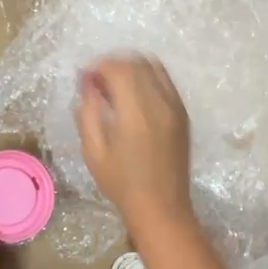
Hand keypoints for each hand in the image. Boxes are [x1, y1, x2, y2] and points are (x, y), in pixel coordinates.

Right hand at [75, 55, 194, 228]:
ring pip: (154, 67)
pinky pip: (165, 81)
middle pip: (136, 62)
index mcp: (135, 112)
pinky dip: (147, 78)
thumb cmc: (122, 184)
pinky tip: (134, 97)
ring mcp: (175, 106)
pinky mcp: (182, 113)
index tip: (85, 79)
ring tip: (115, 87)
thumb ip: (87, 114)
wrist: (161, 206)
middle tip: (97, 83)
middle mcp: (159, 102)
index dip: (98, 67)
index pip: (118, 68)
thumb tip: (87, 87)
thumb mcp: (93, 152)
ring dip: (131, 69)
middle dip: (113, 65)